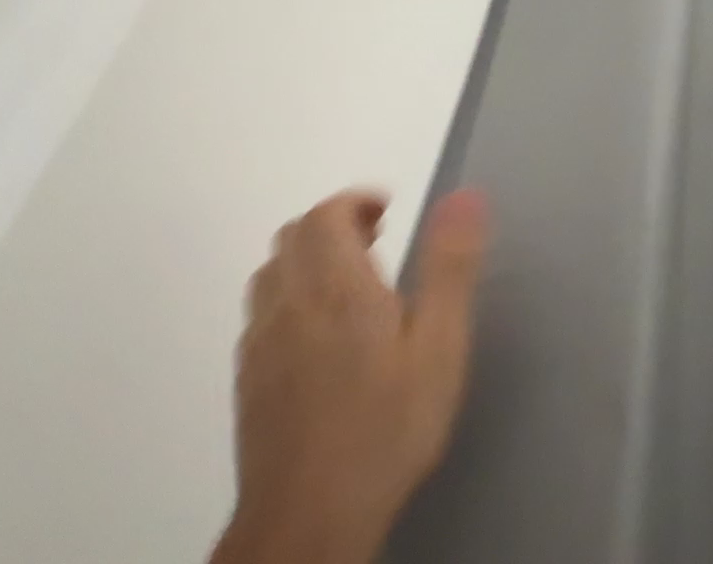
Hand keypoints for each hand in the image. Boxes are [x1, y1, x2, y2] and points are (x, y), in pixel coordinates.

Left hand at [213, 188, 488, 563]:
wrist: (310, 516)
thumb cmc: (389, 426)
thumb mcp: (440, 345)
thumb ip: (450, 267)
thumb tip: (463, 195)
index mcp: (337, 288)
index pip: (324, 216)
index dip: (354, 202)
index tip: (388, 208)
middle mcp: (289, 305)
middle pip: (293, 237)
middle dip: (334, 223)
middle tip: (378, 238)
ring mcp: (261, 344)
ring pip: (272, 273)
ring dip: (309, 257)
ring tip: (353, 280)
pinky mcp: (249, 379)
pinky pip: (264, 313)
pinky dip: (292, 295)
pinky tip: (322, 334)